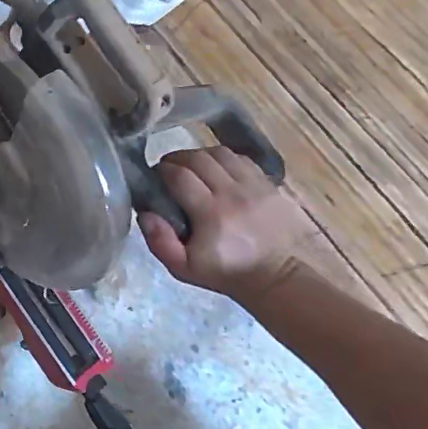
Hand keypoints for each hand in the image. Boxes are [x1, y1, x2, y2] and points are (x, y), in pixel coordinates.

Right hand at [138, 146, 317, 300]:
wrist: (282, 275)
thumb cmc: (228, 273)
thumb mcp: (184, 268)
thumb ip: (160, 242)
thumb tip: (145, 213)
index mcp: (210, 212)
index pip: (179, 175)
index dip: (162, 171)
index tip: (154, 177)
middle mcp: (232, 191)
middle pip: (198, 158)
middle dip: (176, 159)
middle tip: (167, 170)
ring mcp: (253, 184)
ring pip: (220, 153)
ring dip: (199, 156)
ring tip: (190, 167)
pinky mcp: (268, 183)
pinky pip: (241, 159)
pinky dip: (223, 159)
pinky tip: (216, 170)